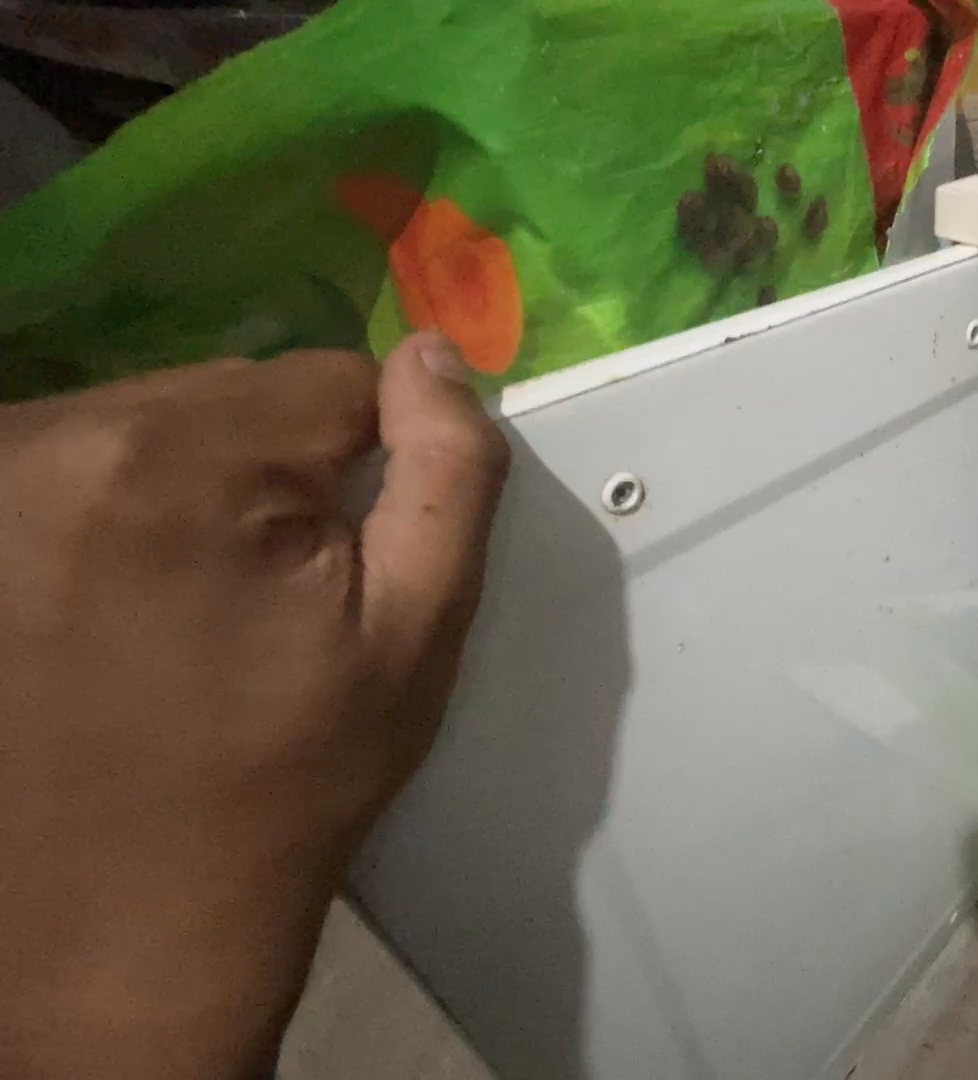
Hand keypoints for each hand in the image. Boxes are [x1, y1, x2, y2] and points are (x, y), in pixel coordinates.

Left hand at [0, 333, 508, 1079]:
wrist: (127, 896)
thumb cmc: (302, 756)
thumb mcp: (423, 617)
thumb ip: (449, 473)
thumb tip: (437, 360)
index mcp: (184, 465)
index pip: (338, 378)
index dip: (387, 454)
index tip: (373, 543)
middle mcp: (48, 442)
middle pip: (246, 391)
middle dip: (300, 463)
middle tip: (307, 578)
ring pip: (172, 417)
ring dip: (224, 481)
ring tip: (228, 589)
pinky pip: (97, 455)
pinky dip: (148, 499)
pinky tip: (151, 588)